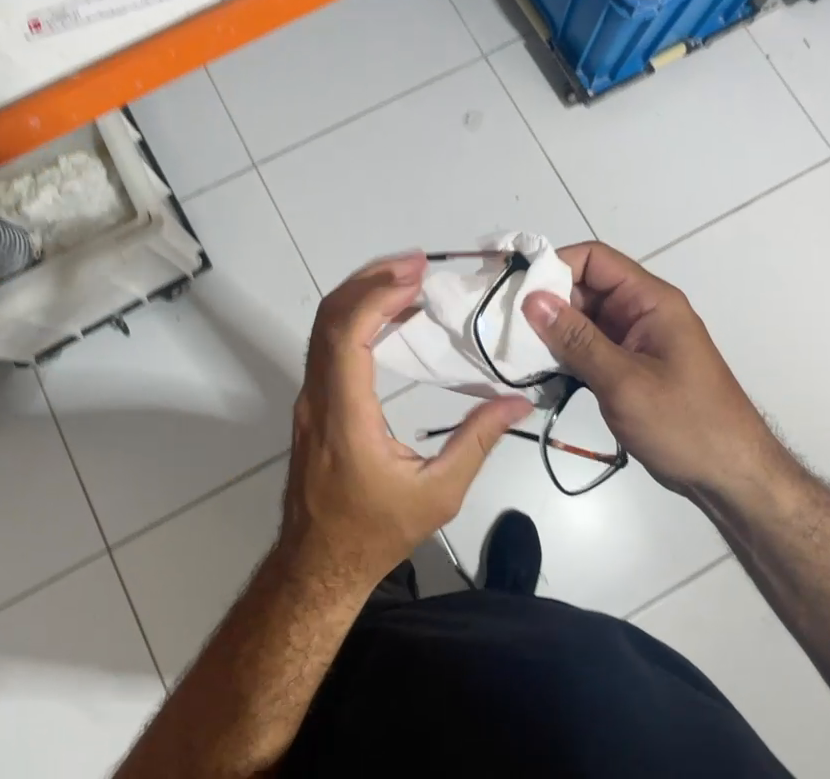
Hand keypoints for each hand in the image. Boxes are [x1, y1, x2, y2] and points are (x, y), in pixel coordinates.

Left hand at [279, 253, 532, 595]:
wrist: (318, 564)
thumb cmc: (376, 533)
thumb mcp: (438, 495)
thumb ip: (477, 442)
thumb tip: (518, 402)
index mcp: (344, 416)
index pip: (346, 335)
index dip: (377, 295)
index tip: (415, 275)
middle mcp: (318, 399)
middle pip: (329, 319)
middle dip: (370, 281)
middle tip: (417, 265)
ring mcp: (310, 401)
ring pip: (324, 329)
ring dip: (362, 296)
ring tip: (409, 281)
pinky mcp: (314, 405)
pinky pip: (328, 347)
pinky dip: (356, 320)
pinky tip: (391, 318)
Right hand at [521, 241, 779, 496]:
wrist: (730, 476)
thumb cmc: (685, 423)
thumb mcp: (624, 381)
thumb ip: (576, 339)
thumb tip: (532, 299)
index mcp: (650, 301)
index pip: (594, 259)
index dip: (554, 266)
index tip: (514, 291)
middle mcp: (641, 312)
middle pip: (584, 288)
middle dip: (545, 302)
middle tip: (502, 325)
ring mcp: (634, 342)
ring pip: (582, 321)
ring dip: (550, 333)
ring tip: (511, 350)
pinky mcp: (628, 369)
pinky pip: (588, 349)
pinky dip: (563, 357)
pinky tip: (535, 373)